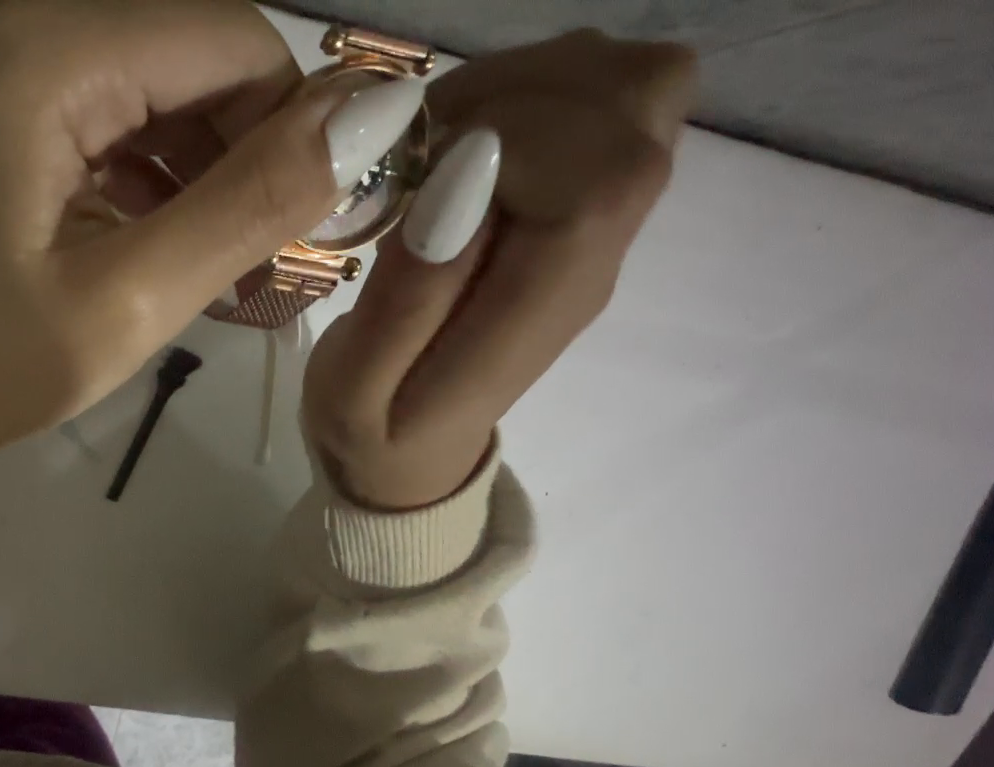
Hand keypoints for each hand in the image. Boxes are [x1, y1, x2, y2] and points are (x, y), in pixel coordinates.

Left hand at [0, 0, 359, 513]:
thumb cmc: (2, 369)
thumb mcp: (134, 301)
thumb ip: (252, 202)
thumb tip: (380, 111)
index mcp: (39, 56)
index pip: (229, 38)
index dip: (290, 125)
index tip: (302, 223)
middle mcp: (17, 17)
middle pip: (196, 49)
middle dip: (245, 146)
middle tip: (260, 252)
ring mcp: (7, 52)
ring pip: (167, 76)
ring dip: (209, 160)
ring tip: (221, 257)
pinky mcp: (10, 93)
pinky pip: (123, 101)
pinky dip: (162, 164)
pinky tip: (171, 234)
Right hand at [303, 31, 697, 509]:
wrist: (413, 457)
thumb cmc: (374, 433)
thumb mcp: (355, 392)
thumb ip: (403, 299)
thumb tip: (458, 172)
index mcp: (542, 309)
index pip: (599, 177)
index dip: (509, 139)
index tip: (415, 173)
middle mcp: (594, 253)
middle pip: (639, 102)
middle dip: (516, 91)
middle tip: (422, 147)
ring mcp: (597, 224)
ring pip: (630, 82)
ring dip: (522, 82)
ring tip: (437, 145)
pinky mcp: (576, 206)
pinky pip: (597, 100)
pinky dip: (527, 91)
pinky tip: (459, 144)